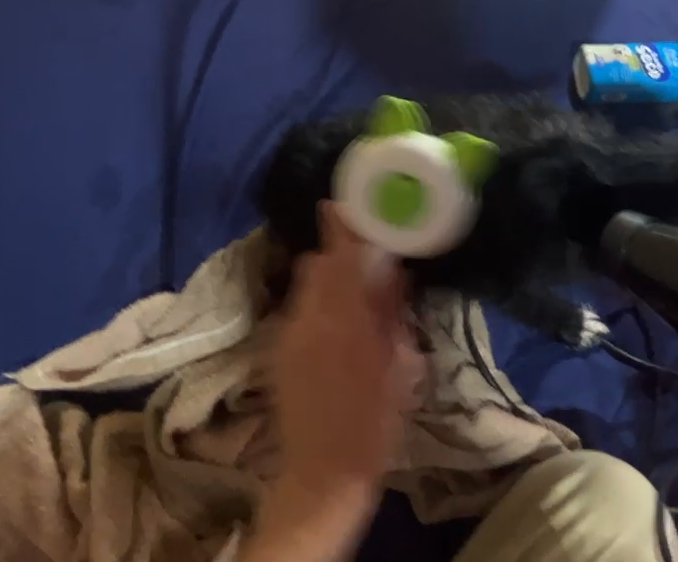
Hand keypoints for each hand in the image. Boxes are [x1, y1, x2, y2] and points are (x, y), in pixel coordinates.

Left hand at [244, 203, 422, 561]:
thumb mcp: (400, 366)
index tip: (347, 202)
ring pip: (306, 287)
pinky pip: (298, 311)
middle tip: (367, 257)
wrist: (322, 475)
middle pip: (316, 264)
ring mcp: (287, 336)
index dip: (341, 225)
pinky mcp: (277, 353)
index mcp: (344, 320)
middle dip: (338, 252)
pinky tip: (337, 327)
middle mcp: (308, 319)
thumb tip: (395, 271)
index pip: (339, 257)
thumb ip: (393, 312)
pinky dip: (318, 304)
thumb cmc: (375, 423)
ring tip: (354, 294)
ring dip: (328, 279)